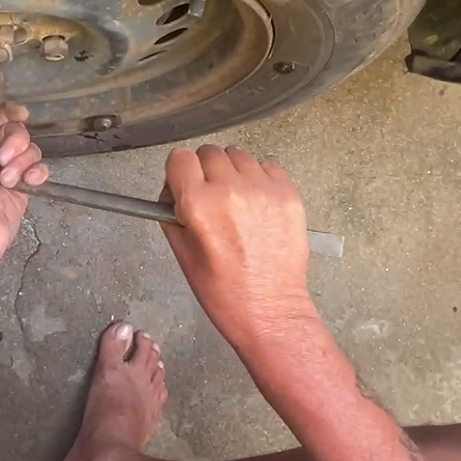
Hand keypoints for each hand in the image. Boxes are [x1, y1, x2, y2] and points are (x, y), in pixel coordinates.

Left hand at [0, 93, 48, 262]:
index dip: (8, 115)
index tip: (19, 114)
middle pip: (16, 133)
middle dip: (15, 144)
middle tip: (2, 160)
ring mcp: (7, 172)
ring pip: (29, 152)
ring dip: (22, 164)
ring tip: (8, 180)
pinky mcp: (22, 188)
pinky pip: (38, 171)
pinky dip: (36, 175)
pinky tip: (28, 183)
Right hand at [161, 145, 314, 338]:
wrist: (268, 309)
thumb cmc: (222, 288)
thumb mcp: (179, 249)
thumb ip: (171, 210)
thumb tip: (175, 186)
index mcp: (198, 205)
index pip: (179, 158)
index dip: (178, 172)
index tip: (182, 182)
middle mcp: (231, 191)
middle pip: (209, 152)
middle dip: (204, 170)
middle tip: (208, 194)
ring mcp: (263, 191)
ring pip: (238, 155)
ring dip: (232, 171)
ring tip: (234, 198)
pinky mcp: (288, 195)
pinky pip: (267, 167)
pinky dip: (258, 179)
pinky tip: (255, 203)